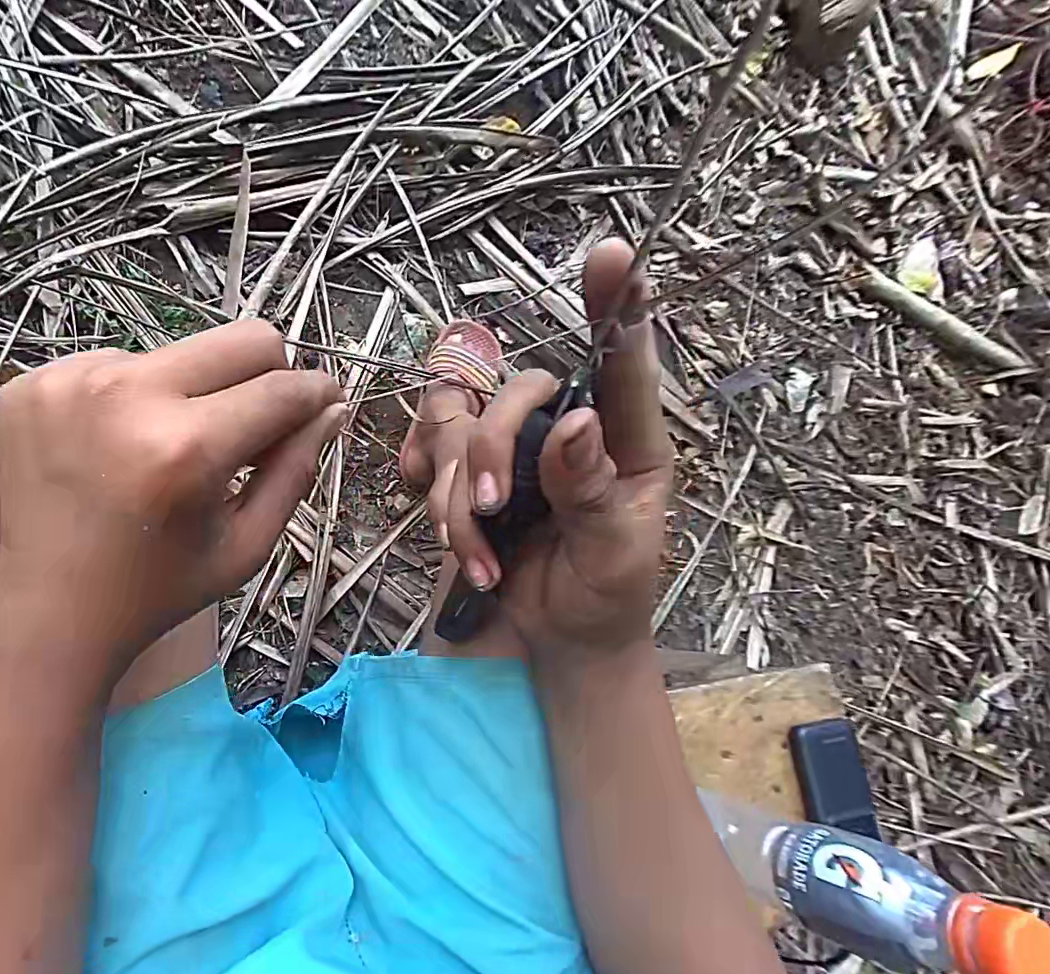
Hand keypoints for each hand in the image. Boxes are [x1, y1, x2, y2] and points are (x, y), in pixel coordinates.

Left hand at [0, 320, 344, 676]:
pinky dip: (138, 399)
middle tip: (256, 426)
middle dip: (269, 377)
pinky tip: (121, 448)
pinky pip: (120, 364)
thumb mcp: (244, 546)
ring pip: (181, 351)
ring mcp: (70, 380)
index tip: (325, 403)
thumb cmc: (155, 592)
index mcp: (185, 449)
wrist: (50, 612)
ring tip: (172, 451)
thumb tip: (331, 409)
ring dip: (195, 393)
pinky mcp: (34, 382)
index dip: (315, 395)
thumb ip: (296, 471)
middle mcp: (126, 395)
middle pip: (241, 340)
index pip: (281, 389)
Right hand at [414, 241, 673, 659]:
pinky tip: (446, 528)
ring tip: (478, 557)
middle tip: (489, 509)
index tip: (611, 257)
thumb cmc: (602, 597)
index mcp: (623, 443)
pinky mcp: (462, 478)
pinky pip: (426, 453)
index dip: (619, 307)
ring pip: (459, 427)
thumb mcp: (613, 553)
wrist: (551, 641)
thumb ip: (592, 490)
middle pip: (514, 391)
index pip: (622, 365)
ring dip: (455, 495)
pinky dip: (428, 492)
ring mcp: (508, 455)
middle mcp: (561, 434)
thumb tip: (570, 424)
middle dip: (489, 449)